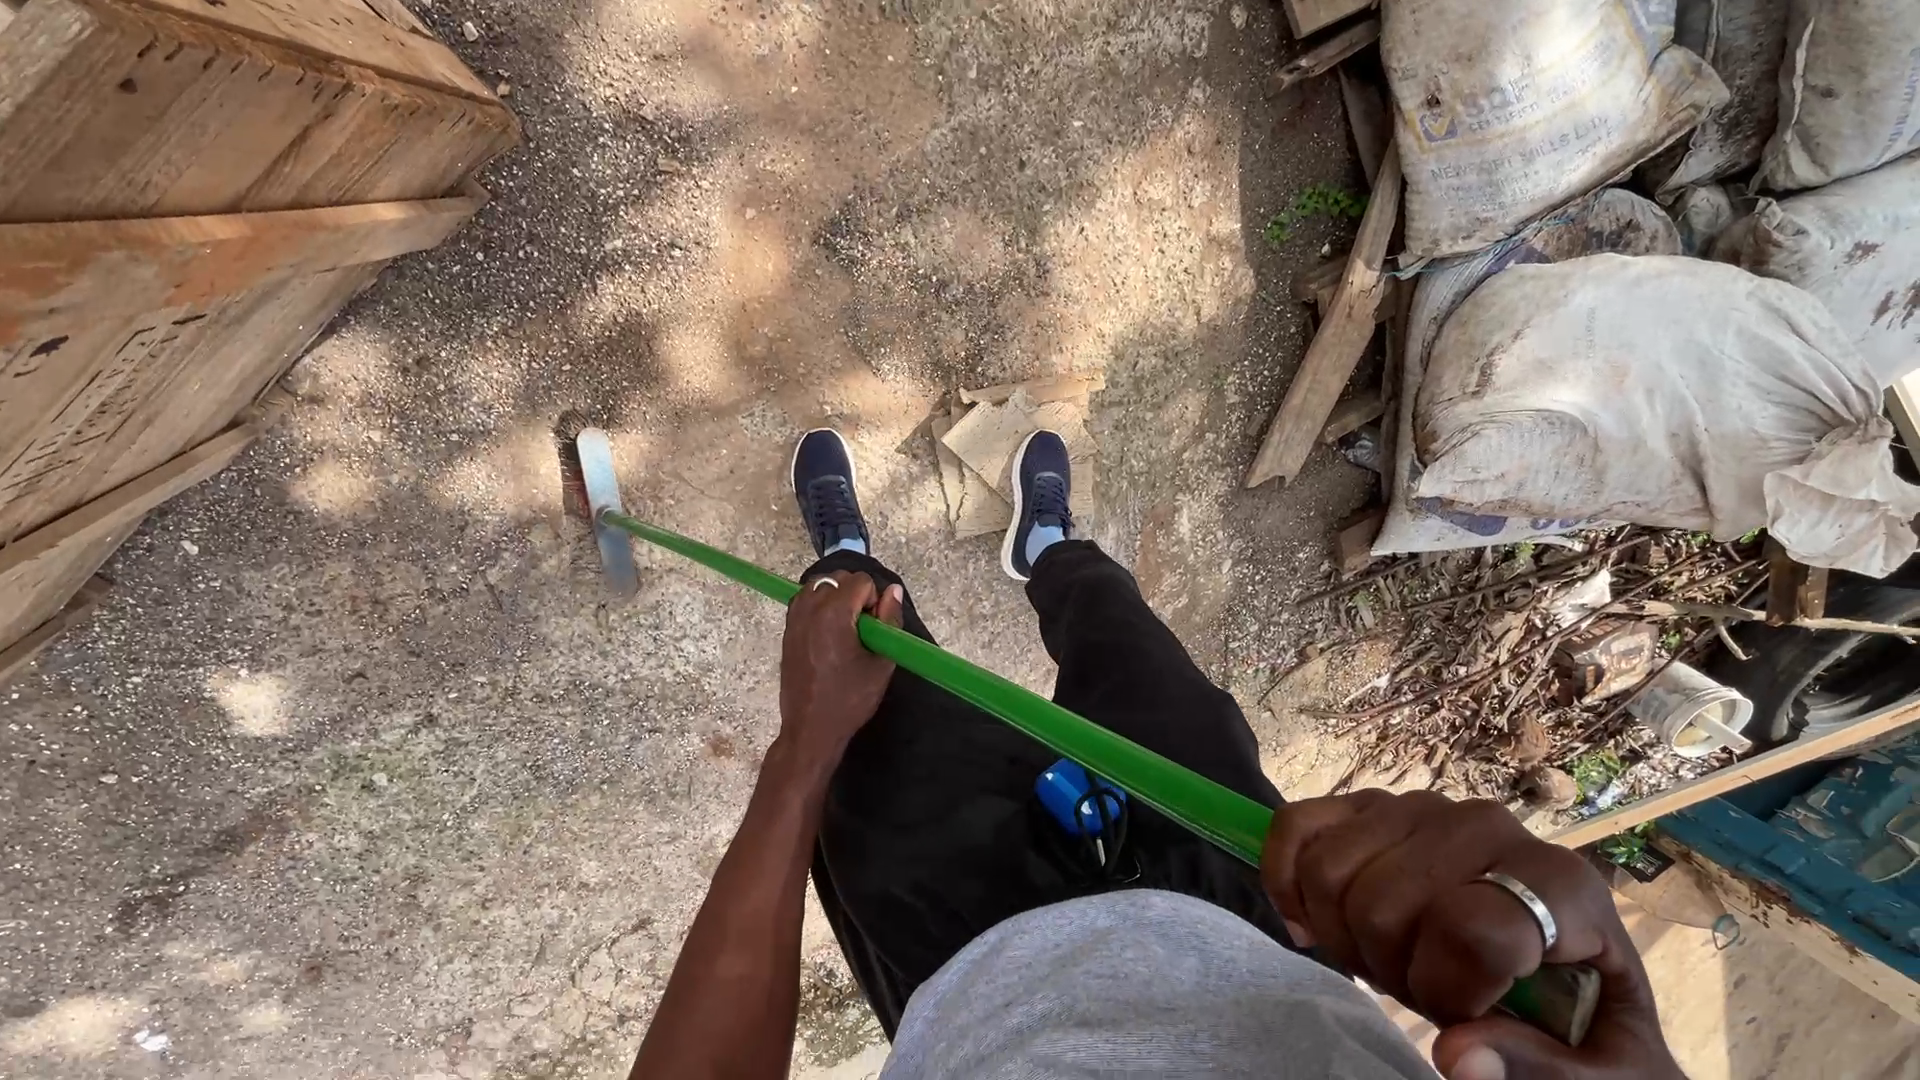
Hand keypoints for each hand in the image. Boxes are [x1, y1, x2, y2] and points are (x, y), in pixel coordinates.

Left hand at [778, 571, 904, 761]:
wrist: (810, 728)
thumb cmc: (850, 699)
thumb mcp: (881, 663)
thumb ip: (890, 621)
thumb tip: (893, 590)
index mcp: (833, 614)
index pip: (860, 581)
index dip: (874, 600)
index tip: (875, 628)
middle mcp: (809, 609)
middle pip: (838, 578)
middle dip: (856, 594)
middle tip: (864, 628)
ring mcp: (794, 618)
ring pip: (820, 585)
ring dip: (837, 597)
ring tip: (847, 628)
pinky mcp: (787, 629)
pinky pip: (805, 599)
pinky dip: (820, 605)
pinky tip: (830, 633)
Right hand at [1261, 791, 1681, 1079]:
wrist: (1557, 966)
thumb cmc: (1584, 1024)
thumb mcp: (1602, 1078)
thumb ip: (1541, 1072)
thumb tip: (1455, 1057)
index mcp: (1562, 885)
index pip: (1471, 928)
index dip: (1448, 992)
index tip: (1464, 1023)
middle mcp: (1486, 825)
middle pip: (1383, 903)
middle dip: (1388, 971)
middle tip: (1419, 995)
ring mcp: (1417, 806)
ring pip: (1329, 869)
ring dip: (1338, 933)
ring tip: (1380, 959)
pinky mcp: (1366, 803)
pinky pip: (1295, 825)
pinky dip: (1283, 878)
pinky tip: (1304, 920)